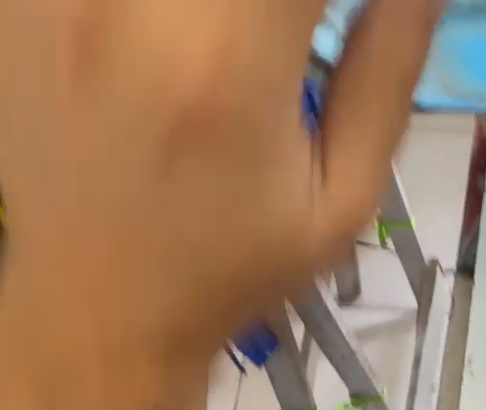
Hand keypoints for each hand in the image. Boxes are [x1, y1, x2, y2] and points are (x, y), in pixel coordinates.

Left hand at [0, 0, 442, 361]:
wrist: (99, 304)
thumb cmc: (236, 267)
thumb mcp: (343, 203)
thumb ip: (386, 75)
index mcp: (229, 62)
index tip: (348, 15)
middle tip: (290, 30)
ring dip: (233, 6)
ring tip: (240, 42)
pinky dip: (166, 6)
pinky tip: (169, 35)